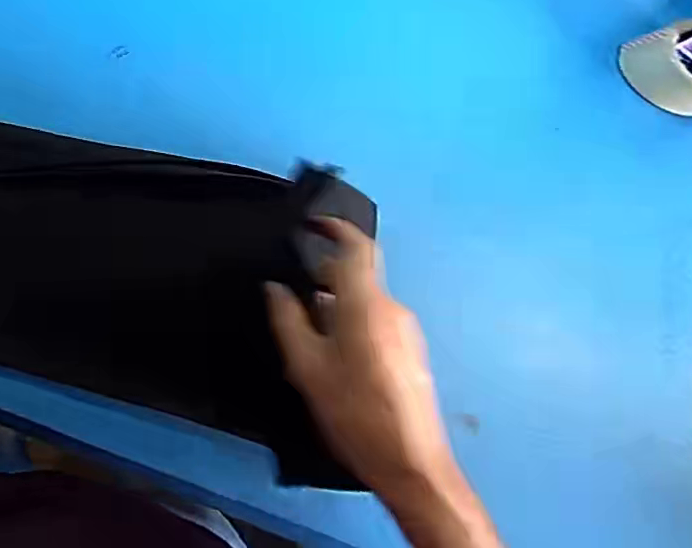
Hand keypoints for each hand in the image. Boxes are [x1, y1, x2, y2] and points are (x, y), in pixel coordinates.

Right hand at [266, 218, 455, 497]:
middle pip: (355, 276)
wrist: (415, 470)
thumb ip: (286, 317)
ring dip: (336, 304)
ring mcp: (407, 333)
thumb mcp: (306, 365)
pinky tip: (335, 356)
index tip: (312, 221)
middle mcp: (392, 310)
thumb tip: (276, 288)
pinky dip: (351, 321)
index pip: (357, 247)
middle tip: (293, 297)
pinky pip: (376, 320)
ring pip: (364, 300)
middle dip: (323, 278)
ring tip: (310, 335)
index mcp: (366, 304)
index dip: (334, 227)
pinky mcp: (412, 354)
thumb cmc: (356, 412)